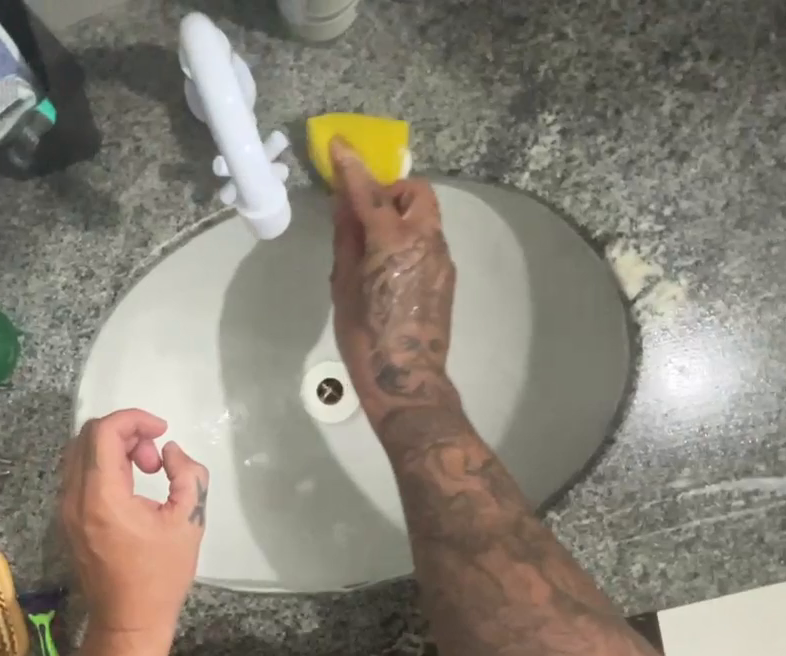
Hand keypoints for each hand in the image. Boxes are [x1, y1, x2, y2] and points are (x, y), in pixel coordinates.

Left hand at [58, 409, 208, 649]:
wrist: (129, 622)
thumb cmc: (161, 576)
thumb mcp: (189, 522)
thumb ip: (188, 475)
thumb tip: (170, 452)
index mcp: (102, 497)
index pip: (104, 432)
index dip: (135, 420)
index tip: (162, 430)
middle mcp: (74, 498)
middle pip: (88, 436)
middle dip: (126, 433)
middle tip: (156, 458)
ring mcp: (65, 510)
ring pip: (79, 454)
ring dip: (113, 449)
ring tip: (145, 471)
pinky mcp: (67, 521)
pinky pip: (78, 475)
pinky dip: (103, 467)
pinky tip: (130, 489)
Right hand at [329, 138, 459, 425]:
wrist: (407, 380)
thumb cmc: (365, 339)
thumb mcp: (344, 288)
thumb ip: (347, 241)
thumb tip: (344, 206)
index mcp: (393, 243)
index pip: (370, 194)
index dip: (352, 168)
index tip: (338, 145)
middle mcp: (426, 242)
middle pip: (415, 193)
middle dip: (390, 192)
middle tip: (364, 214)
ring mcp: (442, 259)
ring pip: (425, 218)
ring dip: (400, 218)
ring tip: (374, 248)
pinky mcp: (447, 277)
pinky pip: (428, 243)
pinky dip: (408, 241)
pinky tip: (389, 270)